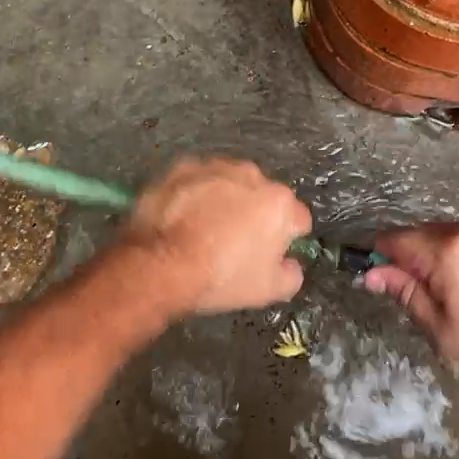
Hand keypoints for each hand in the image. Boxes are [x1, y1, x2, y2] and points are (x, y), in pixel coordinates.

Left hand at [112, 157, 309, 317]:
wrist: (161, 264)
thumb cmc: (221, 277)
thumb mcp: (268, 290)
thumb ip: (291, 274)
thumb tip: (289, 263)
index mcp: (279, 203)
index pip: (297, 220)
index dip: (285, 240)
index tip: (268, 256)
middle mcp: (252, 175)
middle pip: (263, 196)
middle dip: (254, 214)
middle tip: (234, 243)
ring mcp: (214, 167)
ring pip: (230, 184)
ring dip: (224, 200)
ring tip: (203, 230)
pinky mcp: (181, 168)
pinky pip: (197, 181)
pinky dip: (194, 195)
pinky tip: (181, 218)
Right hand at [362, 219, 458, 395]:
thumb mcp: (443, 329)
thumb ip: (406, 293)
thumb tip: (373, 273)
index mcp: (447, 249)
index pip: (396, 240)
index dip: (380, 258)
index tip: (376, 279)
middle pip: (423, 235)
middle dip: (413, 260)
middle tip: (422, 299)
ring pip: (450, 236)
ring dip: (441, 257)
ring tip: (456, 298)